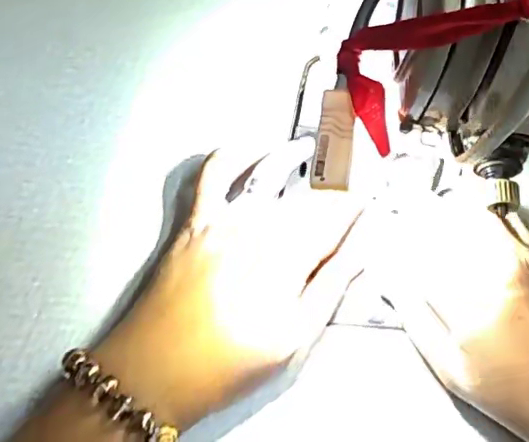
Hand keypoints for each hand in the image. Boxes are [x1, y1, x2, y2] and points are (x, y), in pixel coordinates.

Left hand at [91, 147, 365, 427]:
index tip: (381, 193)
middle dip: (342, 176)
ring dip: (296, 153)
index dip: (365, 201)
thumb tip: (368, 241)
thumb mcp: (293, 342)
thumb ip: (333, 286)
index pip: (341, 217)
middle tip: (360, 165)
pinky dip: (231, 154)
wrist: (147, 382)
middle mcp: (260, 231)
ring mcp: (225, 222)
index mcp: (289, 262)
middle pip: (312, 192)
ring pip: (271, 171)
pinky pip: (212, 175)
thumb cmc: (225, 367)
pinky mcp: (194, 222)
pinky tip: (250, 147)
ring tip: (313, 146)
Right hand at [377, 194, 528, 441]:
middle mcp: (501, 269)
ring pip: (478, 214)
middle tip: (405, 221)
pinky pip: (507, 218)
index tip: (386, 244)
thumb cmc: (522, 391)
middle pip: (450, 225)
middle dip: (421, 220)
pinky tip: (472, 221)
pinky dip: (483, 214)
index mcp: (474, 302)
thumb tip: (400, 290)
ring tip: (432, 217)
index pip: (423, 258)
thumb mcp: (454, 370)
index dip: (399, 248)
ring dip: (451, 211)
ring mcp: (525, 256)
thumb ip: (421, 323)